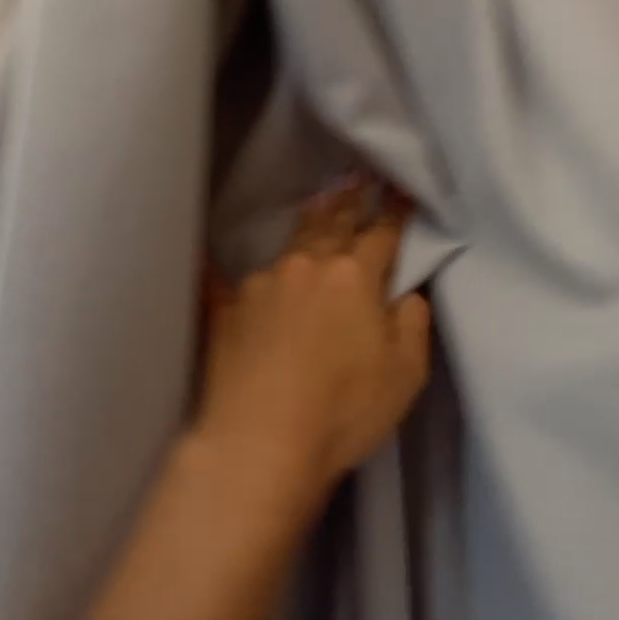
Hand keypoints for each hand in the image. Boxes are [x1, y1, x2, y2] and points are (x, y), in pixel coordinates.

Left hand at [189, 177, 431, 503]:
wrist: (258, 441)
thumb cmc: (343, 412)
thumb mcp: (405, 374)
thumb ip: (411, 323)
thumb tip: (406, 293)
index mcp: (355, 278)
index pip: (381, 234)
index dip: (395, 211)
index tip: (400, 190)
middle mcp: (307, 267)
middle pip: (332, 224)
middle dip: (348, 199)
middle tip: (355, 177)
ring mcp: (263, 282)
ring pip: (291, 245)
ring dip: (308, 223)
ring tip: (317, 203)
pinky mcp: (226, 306)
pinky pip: (229, 276)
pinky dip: (226, 261)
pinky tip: (207, 247)